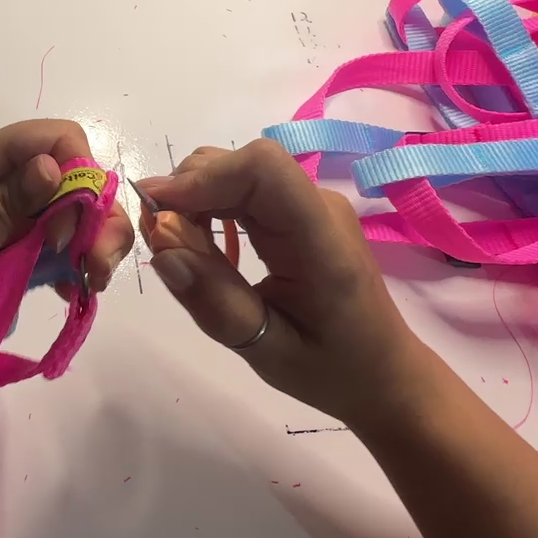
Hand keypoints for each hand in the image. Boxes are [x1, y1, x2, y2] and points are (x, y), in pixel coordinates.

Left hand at [0, 120, 134, 344]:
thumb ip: (2, 206)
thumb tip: (59, 168)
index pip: (55, 141)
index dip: (83, 177)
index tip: (77, 232)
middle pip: (65, 181)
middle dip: (93, 220)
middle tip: (94, 273)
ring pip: (55, 218)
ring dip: (79, 248)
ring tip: (83, 290)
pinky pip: (31, 250)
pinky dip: (54, 268)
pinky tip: (66, 294)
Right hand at [135, 140, 439, 426]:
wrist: (382, 375)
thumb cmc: (330, 369)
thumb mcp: (264, 351)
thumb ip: (213, 298)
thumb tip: (160, 237)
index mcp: (321, 240)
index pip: (262, 169)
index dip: (202, 179)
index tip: (155, 214)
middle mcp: (316, 206)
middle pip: (241, 163)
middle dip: (188, 191)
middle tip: (159, 242)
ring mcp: (306, 203)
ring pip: (234, 169)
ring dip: (192, 197)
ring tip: (177, 247)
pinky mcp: (293, 210)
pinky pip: (240, 187)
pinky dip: (206, 205)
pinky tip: (197, 243)